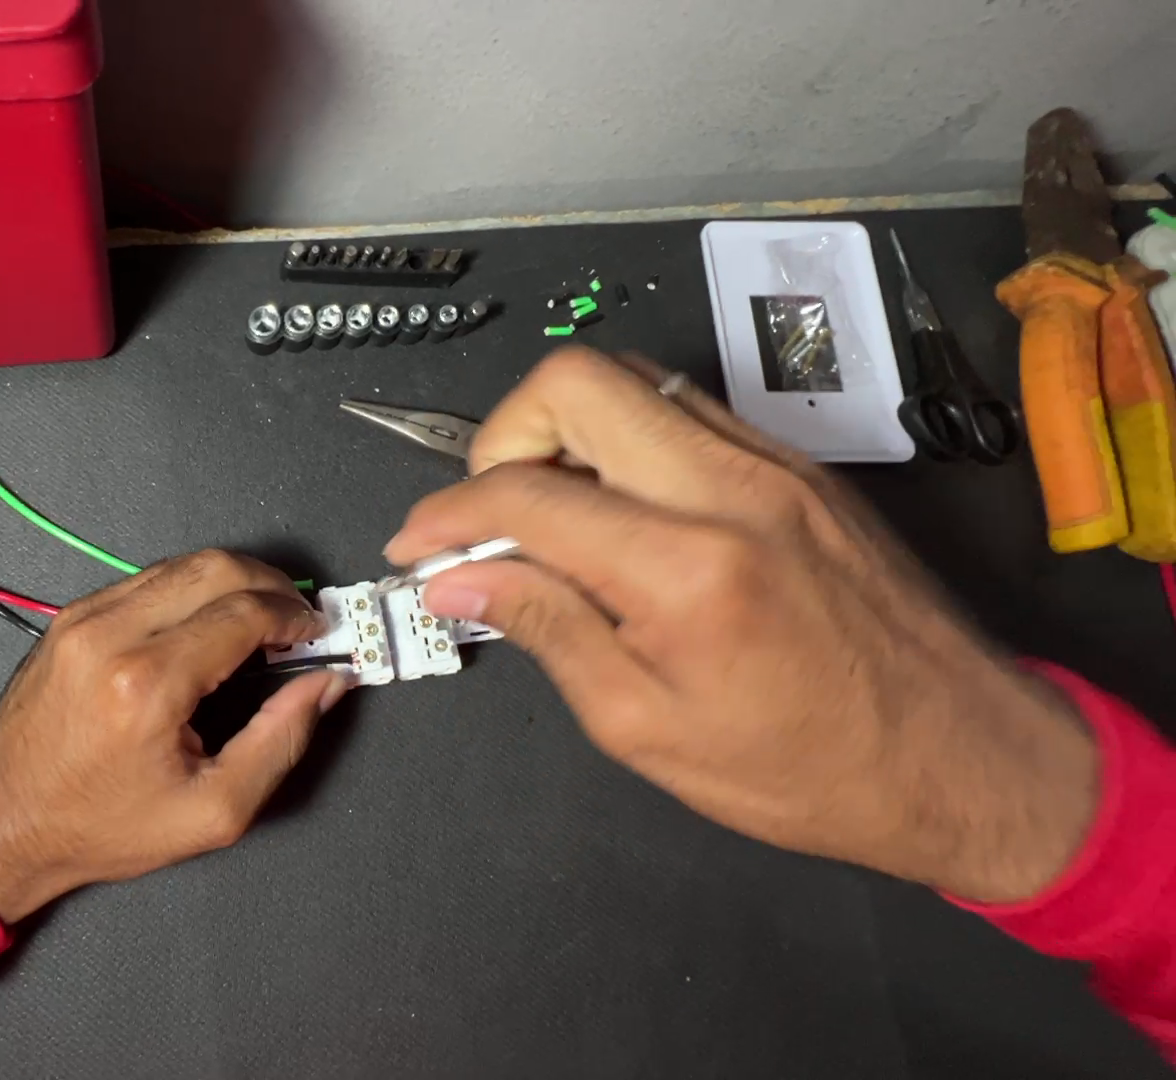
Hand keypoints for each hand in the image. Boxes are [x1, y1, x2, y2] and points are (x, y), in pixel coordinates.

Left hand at [0, 551, 347, 922]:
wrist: (2, 822)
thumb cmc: (107, 827)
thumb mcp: (213, 811)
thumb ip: (281, 740)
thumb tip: (328, 681)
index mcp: (148, 682)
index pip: (243, 613)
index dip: (292, 615)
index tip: (317, 631)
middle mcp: (112, 631)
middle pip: (214, 567)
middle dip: (269, 582)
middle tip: (295, 616)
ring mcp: (84, 616)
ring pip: (181, 564)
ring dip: (232, 578)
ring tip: (260, 615)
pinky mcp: (70, 615)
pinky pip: (147, 579)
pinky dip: (191, 587)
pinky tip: (209, 618)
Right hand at [386, 348, 1097, 902]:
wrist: (975, 760)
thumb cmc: (800, 767)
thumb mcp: (639, 723)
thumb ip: (542, 627)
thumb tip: (454, 578)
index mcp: (687, 568)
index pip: (525, 495)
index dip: (444, 515)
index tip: (414, 548)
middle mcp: (729, 487)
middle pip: (571, 382)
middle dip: (499, 440)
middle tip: (490, 515)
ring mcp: (767, 461)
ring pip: (621, 380)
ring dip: (554, 434)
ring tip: (543, 513)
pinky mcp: (788, 462)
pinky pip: (669, 410)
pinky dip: (609, 442)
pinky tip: (606, 512)